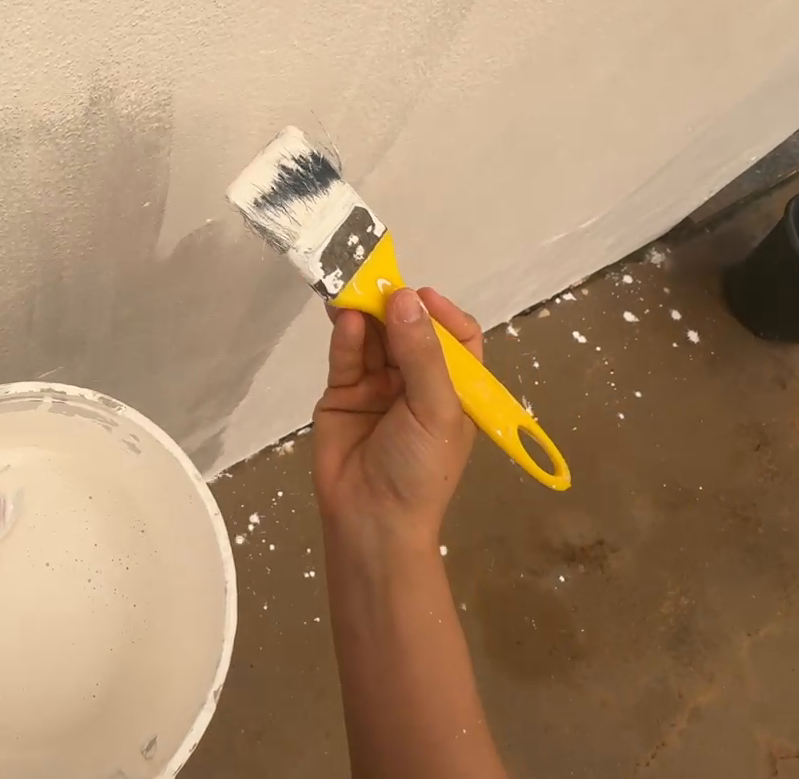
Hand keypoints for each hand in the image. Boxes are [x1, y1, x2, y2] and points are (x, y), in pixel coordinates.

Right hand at [313, 287, 481, 547]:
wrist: (371, 519)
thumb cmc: (420, 469)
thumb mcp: (435, 409)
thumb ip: (420, 352)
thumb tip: (404, 297)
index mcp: (455, 388)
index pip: (456, 336)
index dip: (441, 312)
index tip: (419, 294)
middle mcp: (418, 381)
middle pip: (408, 330)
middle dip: (394, 305)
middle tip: (374, 278)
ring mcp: (378, 385)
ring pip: (374, 337)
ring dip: (365, 314)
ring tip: (351, 289)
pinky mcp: (343, 391)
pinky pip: (347, 356)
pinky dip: (345, 336)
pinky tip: (342, 319)